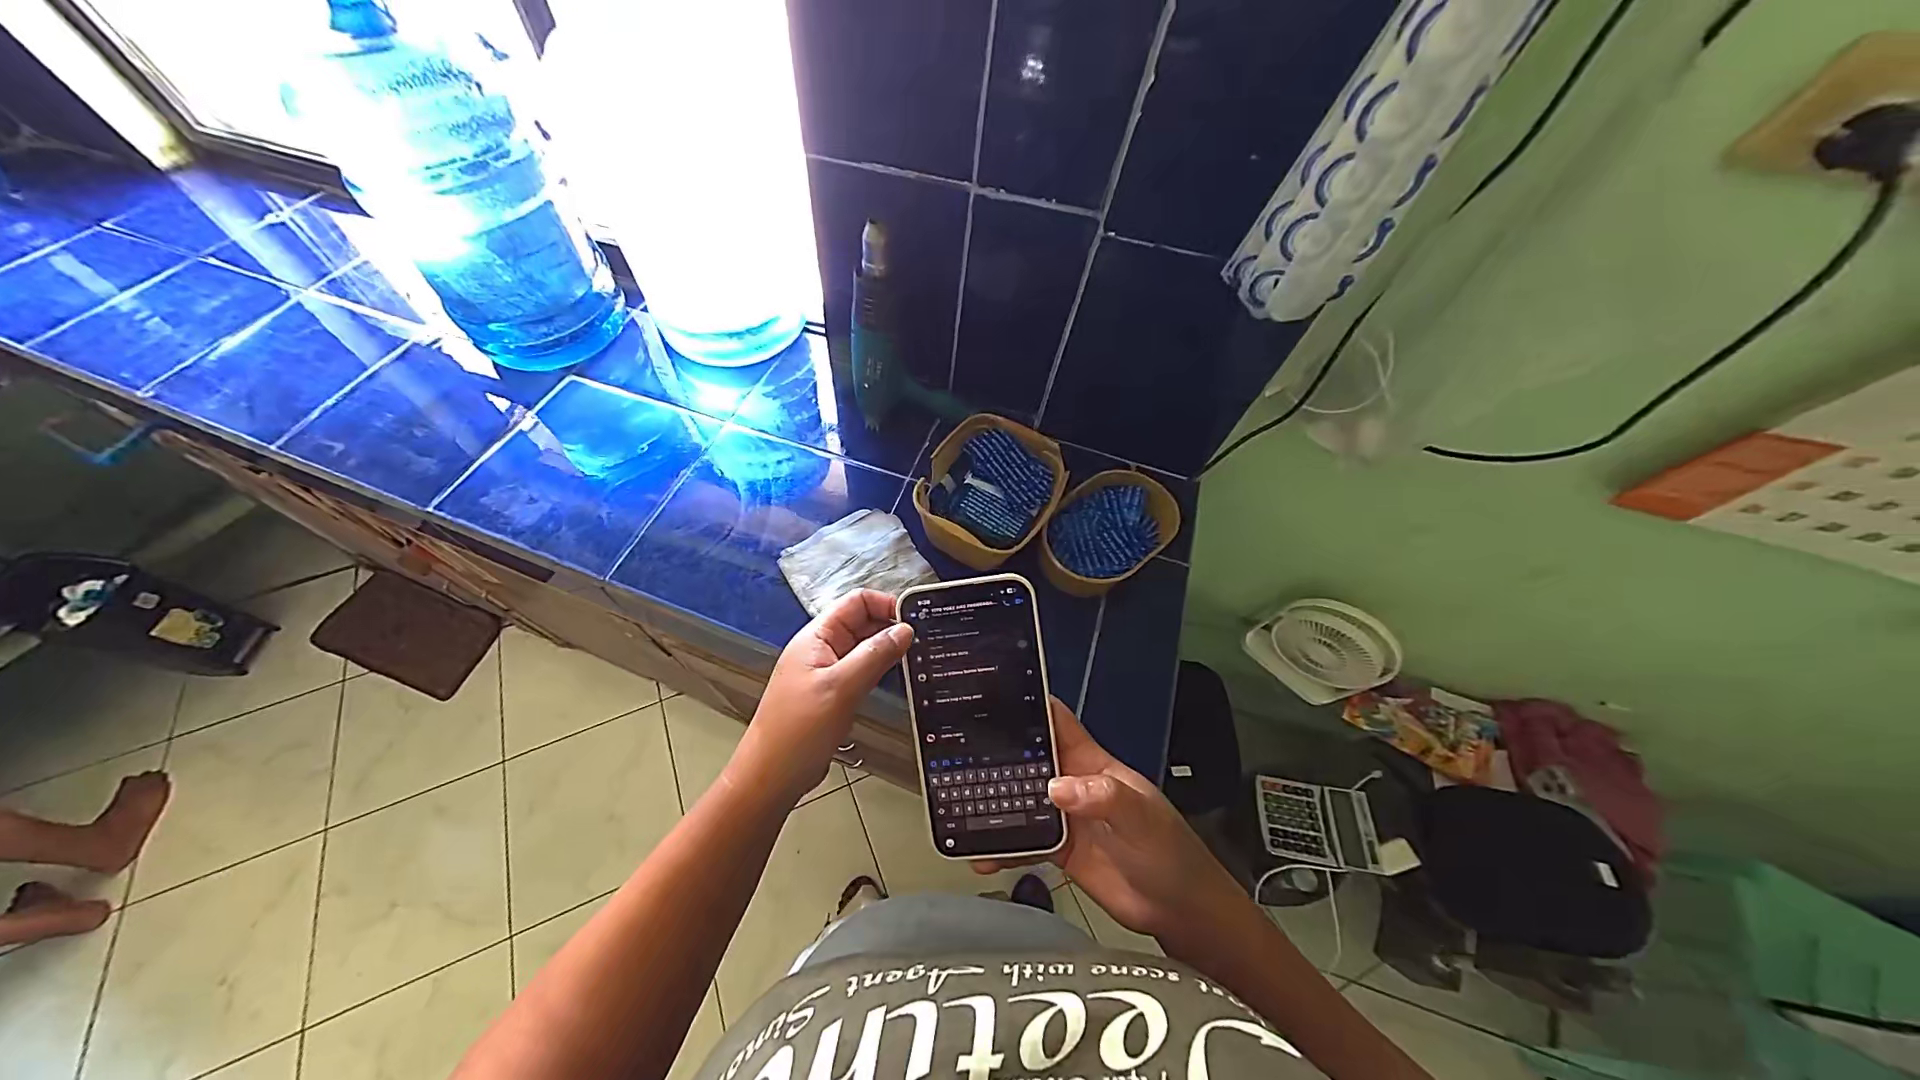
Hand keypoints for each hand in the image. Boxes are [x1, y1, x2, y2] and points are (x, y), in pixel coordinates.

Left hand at [730, 590, 912, 804]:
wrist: (772, 776)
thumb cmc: (796, 732)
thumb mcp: (841, 687)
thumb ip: (875, 655)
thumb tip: (904, 631)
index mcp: (816, 637)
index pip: (856, 602)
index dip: (885, 604)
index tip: (913, 619)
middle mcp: (820, 649)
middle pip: (861, 621)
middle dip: (890, 625)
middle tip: (919, 640)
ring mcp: (825, 672)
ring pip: (863, 647)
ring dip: (886, 648)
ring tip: (912, 657)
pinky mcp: (832, 693)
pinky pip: (860, 670)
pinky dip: (879, 669)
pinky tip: (895, 678)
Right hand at [975, 698, 1248, 945]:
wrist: (1179, 910)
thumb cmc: (1170, 852)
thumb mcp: (1142, 818)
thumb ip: (1104, 798)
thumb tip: (1057, 787)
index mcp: (1093, 763)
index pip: (1057, 723)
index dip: (1030, 706)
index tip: (993, 696)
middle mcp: (1074, 784)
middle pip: (1029, 760)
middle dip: (998, 754)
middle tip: (958, 753)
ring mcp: (1065, 817)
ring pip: (1021, 800)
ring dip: (995, 802)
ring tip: (960, 805)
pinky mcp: (1059, 849)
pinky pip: (1023, 842)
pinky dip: (1002, 847)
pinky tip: (982, 855)